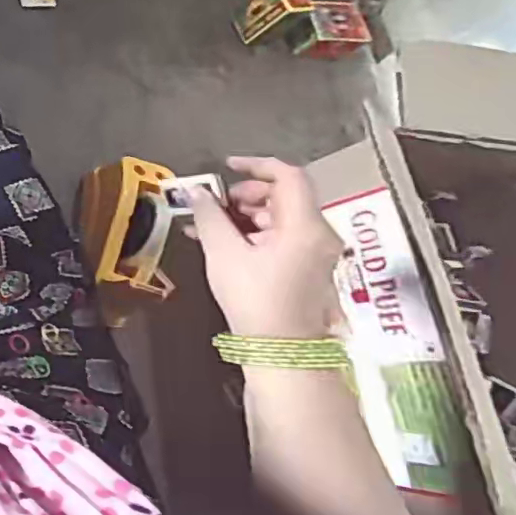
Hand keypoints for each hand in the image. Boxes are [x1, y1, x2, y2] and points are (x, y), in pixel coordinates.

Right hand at [186, 157, 341, 338]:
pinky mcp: (306, 268)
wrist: (279, 348)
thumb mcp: (223, 253)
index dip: (256, 165)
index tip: (227, 167)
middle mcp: (318, 235)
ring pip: (280, 218)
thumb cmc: (253, 299)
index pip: (289, 176)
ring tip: (211, 227)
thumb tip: (197, 192)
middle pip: (283, 197)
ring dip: (245, 216)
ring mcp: (315, 253)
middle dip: (245, 195)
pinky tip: (224, 242)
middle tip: (214, 205)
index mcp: (305, 227)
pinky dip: (253, 233)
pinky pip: (280, 237)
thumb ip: (210, 216)